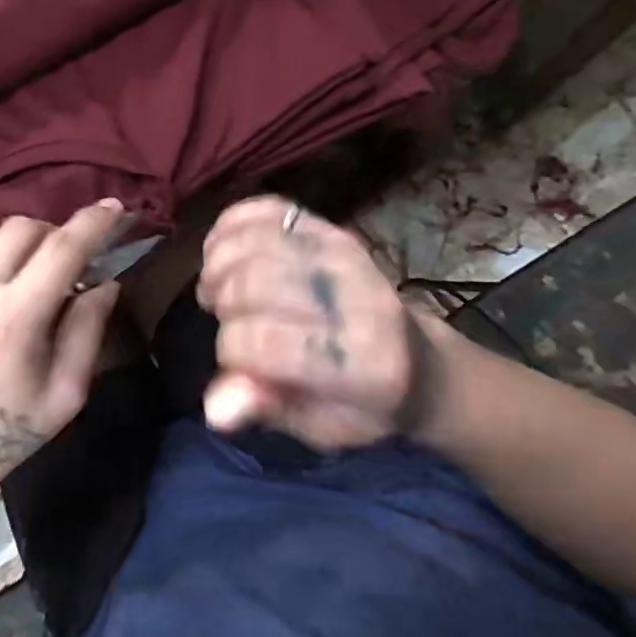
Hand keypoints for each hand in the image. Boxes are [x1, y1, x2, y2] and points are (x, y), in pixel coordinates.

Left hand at [0, 200, 126, 531]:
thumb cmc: (5, 437)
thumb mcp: (65, 393)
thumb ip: (88, 329)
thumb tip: (105, 281)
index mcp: (10, 320)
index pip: (61, 249)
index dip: (93, 223)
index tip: (115, 208)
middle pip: (21, 228)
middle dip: (54, 233)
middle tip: (71, 262)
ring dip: (20, 256)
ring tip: (27, 295)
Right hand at [197, 196, 414, 449]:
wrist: (420, 365)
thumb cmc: (361, 406)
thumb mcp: (319, 427)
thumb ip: (267, 409)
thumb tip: (215, 408)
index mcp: (360, 365)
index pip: (260, 342)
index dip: (231, 352)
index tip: (239, 364)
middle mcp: (358, 302)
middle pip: (251, 283)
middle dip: (223, 305)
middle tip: (226, 320)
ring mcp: (347, 257)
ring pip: (253, 243)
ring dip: (219, 266)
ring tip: (221, 288)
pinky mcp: (335, 231)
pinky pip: (267, 209)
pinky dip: (231, 225)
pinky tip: (224, 251)